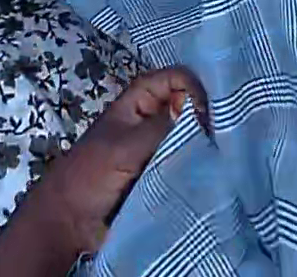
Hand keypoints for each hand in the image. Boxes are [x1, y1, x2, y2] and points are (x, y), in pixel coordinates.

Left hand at [29, 67, 213, 253]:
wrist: (72, 218)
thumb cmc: (91, 172)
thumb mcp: (126, 146)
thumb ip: (160, 128)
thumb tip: (199, 112)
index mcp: (139, 99)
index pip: (174, 78)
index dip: (192, 89)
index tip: (207, 116)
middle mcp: (152, 117)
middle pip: (187, 105)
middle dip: (205, 117)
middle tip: (223, 138)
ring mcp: (158, 145)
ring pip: (190, 135)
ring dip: (205, 144)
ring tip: (224, 157)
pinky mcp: (162, 172)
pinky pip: (188, 163)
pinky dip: (201, 166)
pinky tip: (216, 174)